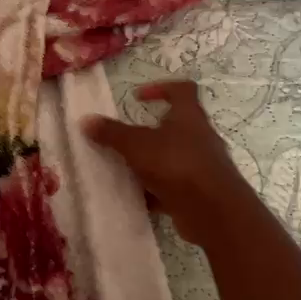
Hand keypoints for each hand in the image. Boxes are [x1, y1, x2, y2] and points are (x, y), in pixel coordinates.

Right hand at [81, 80, 258, 246]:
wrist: (214, 212)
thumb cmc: (176, 165)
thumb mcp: (136, 145)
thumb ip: (112, 133)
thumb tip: (86, 120)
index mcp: (189, 117)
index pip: (182, 90)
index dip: (161, 88)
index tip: (138, 97)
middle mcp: (200, 137)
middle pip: (176, 125)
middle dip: (150, 131)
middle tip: (126, 138)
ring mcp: (202, 165)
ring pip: (173, 156)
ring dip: (151, 161)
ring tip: (126, 168)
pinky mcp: (200, 191)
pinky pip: (174, 184)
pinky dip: (156, 189)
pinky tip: (137, 196)